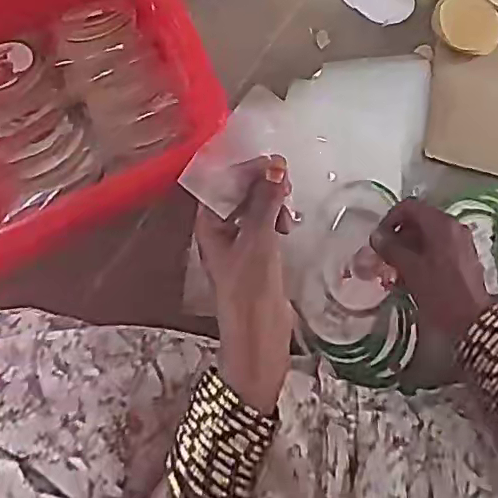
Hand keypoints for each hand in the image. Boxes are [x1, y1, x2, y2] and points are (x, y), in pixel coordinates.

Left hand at [195, 155, 295, 408]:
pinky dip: (278, 217)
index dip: (246, 168)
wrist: (259, 335)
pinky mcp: (258, 253)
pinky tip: (288, 225)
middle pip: (240, 192)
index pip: (223, 183)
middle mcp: (220, 230)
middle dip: (262, 183)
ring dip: (272, 200)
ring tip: (287, 209)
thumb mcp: (258, 238)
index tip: (273, 162)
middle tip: (285, 182)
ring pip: (256, 206)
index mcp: (209, 224)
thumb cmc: (249, 289)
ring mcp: (239, 242)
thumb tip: (276, 166)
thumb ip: (266, 200)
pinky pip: (266, 222)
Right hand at [369, 199, 491, 341]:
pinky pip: (439, 247)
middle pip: (420, 219)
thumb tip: (376, 235)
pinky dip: (423, 255)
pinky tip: (412, 276)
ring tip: (395, 269)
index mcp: (441, 224)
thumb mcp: (411, 270)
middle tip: (384, 256)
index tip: (379, 239)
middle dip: (399, 235)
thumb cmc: (440, 293)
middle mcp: (453, 226)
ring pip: (429, 235)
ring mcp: (462, 241)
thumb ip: (391, 249)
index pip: (409, 207)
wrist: (473, 322)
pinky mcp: (465, 257)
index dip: (390, 219)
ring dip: (409, 247)